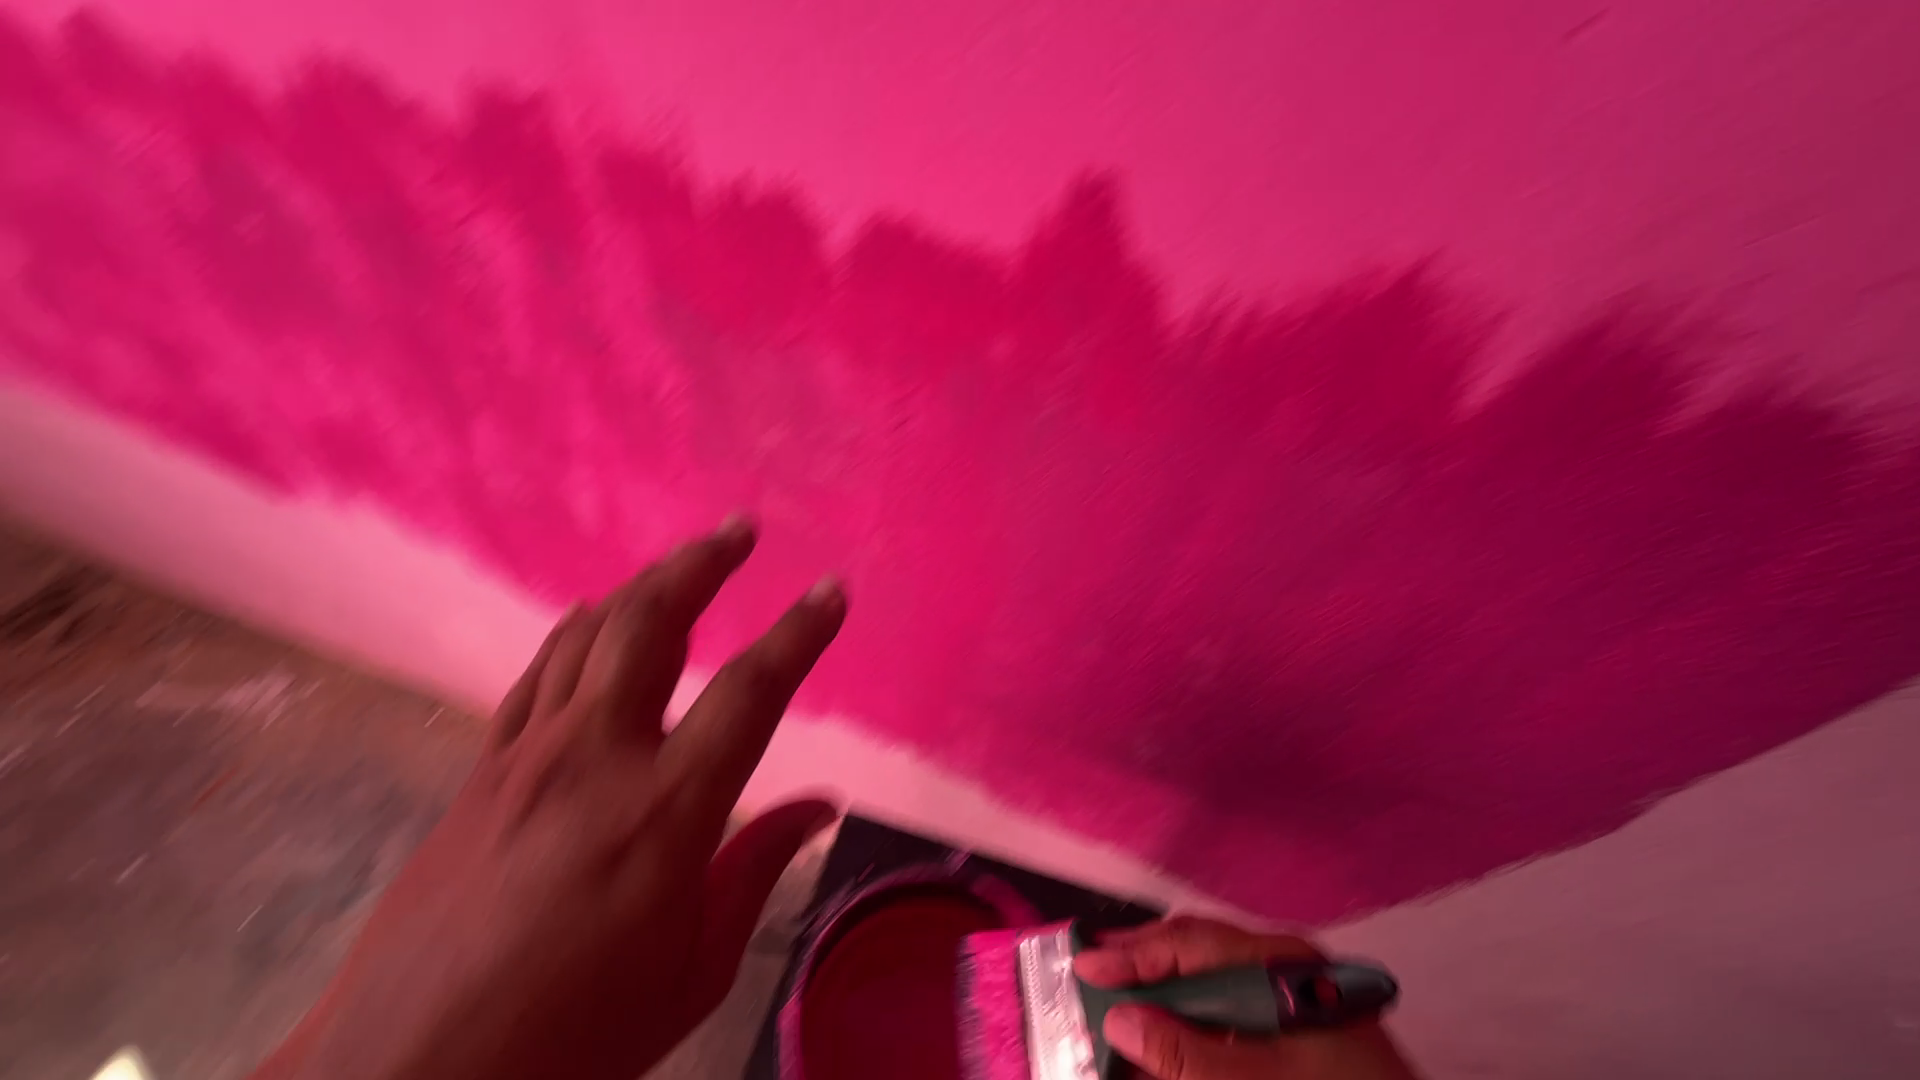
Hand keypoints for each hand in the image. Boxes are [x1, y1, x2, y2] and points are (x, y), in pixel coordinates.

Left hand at [251, 518, 846, 1079]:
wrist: (408, 1076)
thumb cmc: (575, 1034)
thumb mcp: (696, 968)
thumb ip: (758, 868)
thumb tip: (822, 806)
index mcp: (665, 810)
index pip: (753, 692)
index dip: (800, 633)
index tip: (832, 591)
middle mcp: (595, 757)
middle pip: (651, 623)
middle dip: (702, 564)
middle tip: (738, 530)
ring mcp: (527, 755)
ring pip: (589, 633)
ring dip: (643, 585)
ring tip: (682, 565)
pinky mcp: (481, 769)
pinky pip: (538, 671)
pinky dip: (580, 631)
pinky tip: (596, 620)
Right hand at [1073, 917, 1419, 1079]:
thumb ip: (1188, 1055)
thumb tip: (1121, 1020)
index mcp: (1281, 963)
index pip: (1191, 945)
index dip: (1134, 956)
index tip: (1084, 965)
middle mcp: (1286, 966)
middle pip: (1199, 949)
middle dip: (1144, 960)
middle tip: (1092, 968)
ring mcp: (1295, 993)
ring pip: (1212, 976)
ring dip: (1165, 988)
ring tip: (1119, 992)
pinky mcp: (1299, 1023)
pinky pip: (1232, 1004)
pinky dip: (1195, 1016)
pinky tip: (1171, 1030)